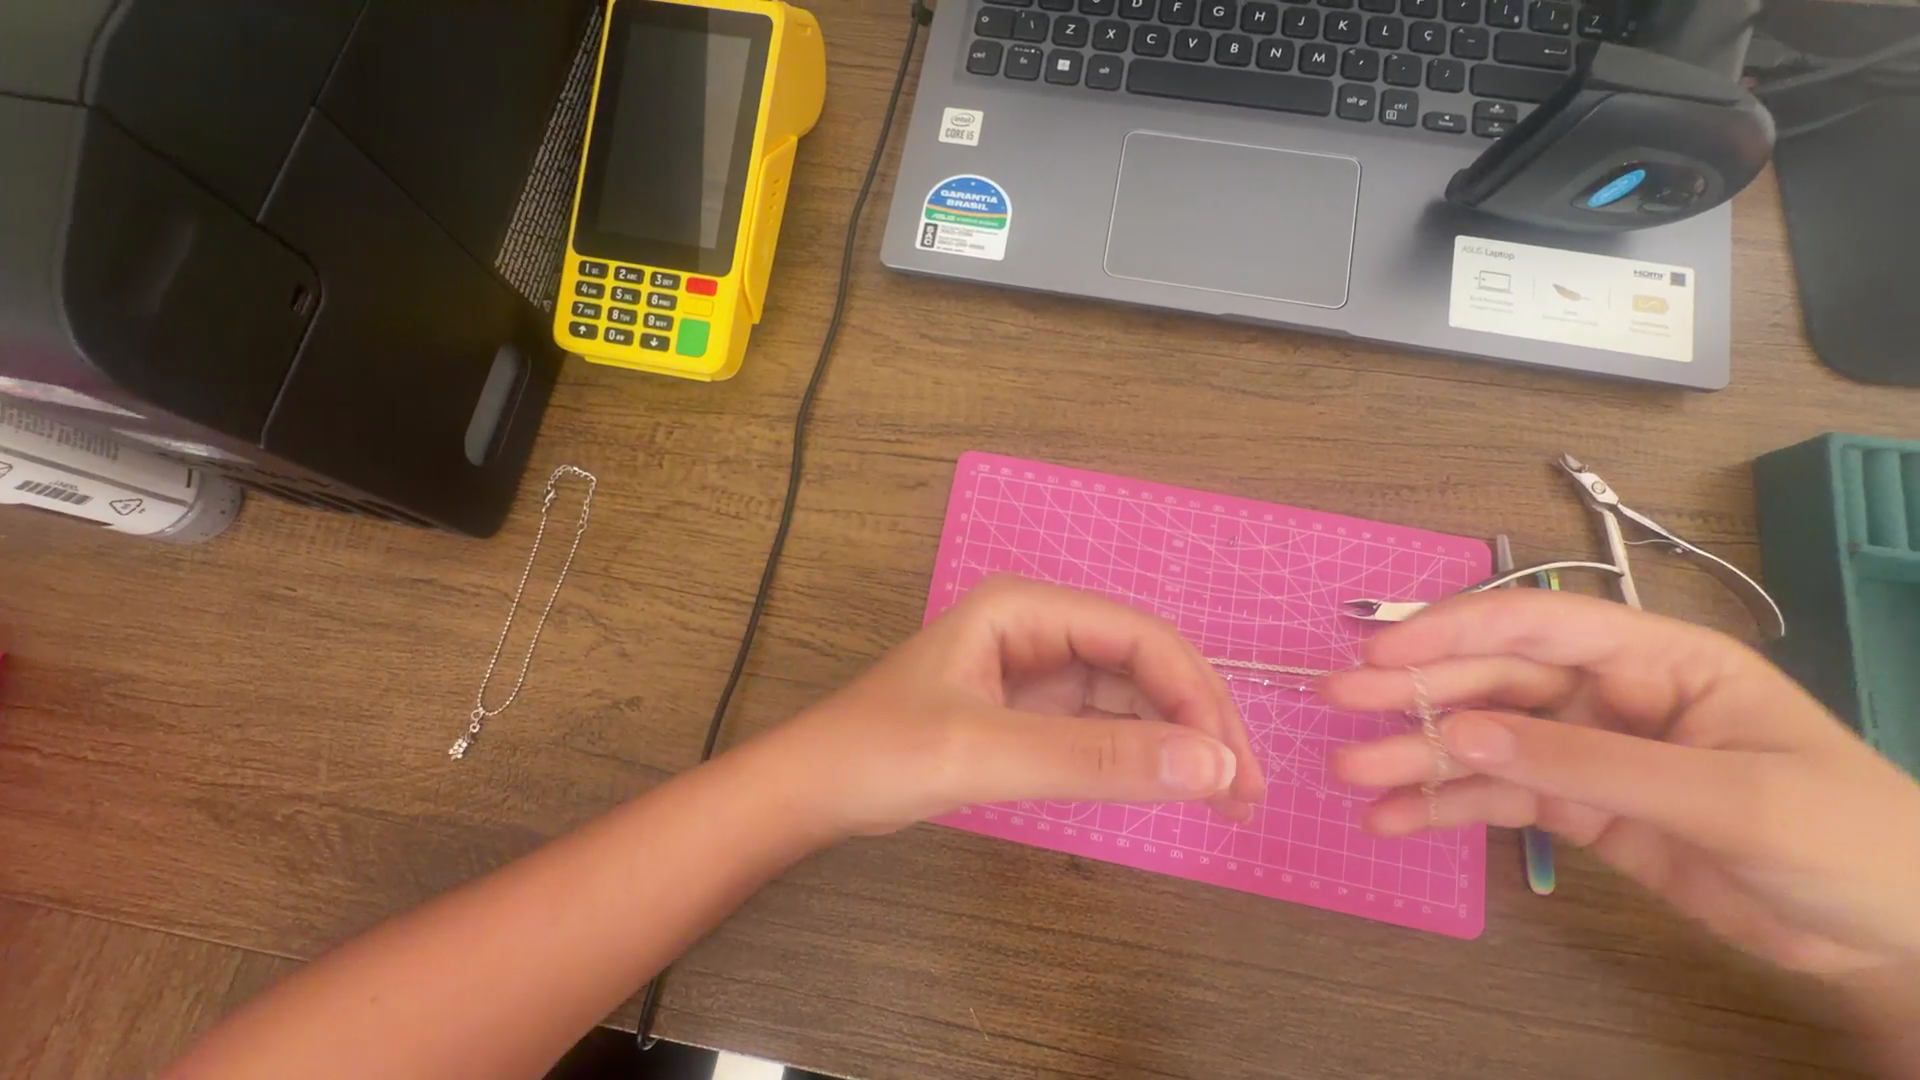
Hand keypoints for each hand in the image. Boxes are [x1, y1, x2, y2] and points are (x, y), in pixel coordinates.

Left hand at [762, 576, 1266, 837]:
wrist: (814, 789)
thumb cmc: (882, 754)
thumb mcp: (987, 755)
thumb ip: (1095, 760)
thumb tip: (1213, 767)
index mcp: (1024, 607)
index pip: (1136, 635)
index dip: (1193, 692)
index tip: (1231, 762)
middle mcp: (1039, 628)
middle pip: (1142, 662)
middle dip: (1197, 719)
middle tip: (1246, 789)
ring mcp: (1036, 671)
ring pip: (1130, 695)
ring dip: (1178, 741)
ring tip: (1229, 798)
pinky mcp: (1031, 712)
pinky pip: (1103, 725)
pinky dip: (1141, 755)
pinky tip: (1173, 785)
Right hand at [1319, 589, 1919, 978]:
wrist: (1900, 946)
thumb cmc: (1851, 844)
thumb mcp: (1725, 798)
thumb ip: (1585, 762)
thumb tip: (1458, 734)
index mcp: (1654, 658)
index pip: (1535, 624)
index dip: (1452, 631)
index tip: (1379, 654)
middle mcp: (1604, 692)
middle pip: (1490, 681)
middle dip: (1412, 693)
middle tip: (1336, 702)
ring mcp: (1583, 749)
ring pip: (1479, 741)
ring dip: (1413, 756)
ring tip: (1350, 773)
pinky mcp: (1573, 805)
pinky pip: (1494, 797)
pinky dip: (1443, 807)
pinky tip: (1394, 818)